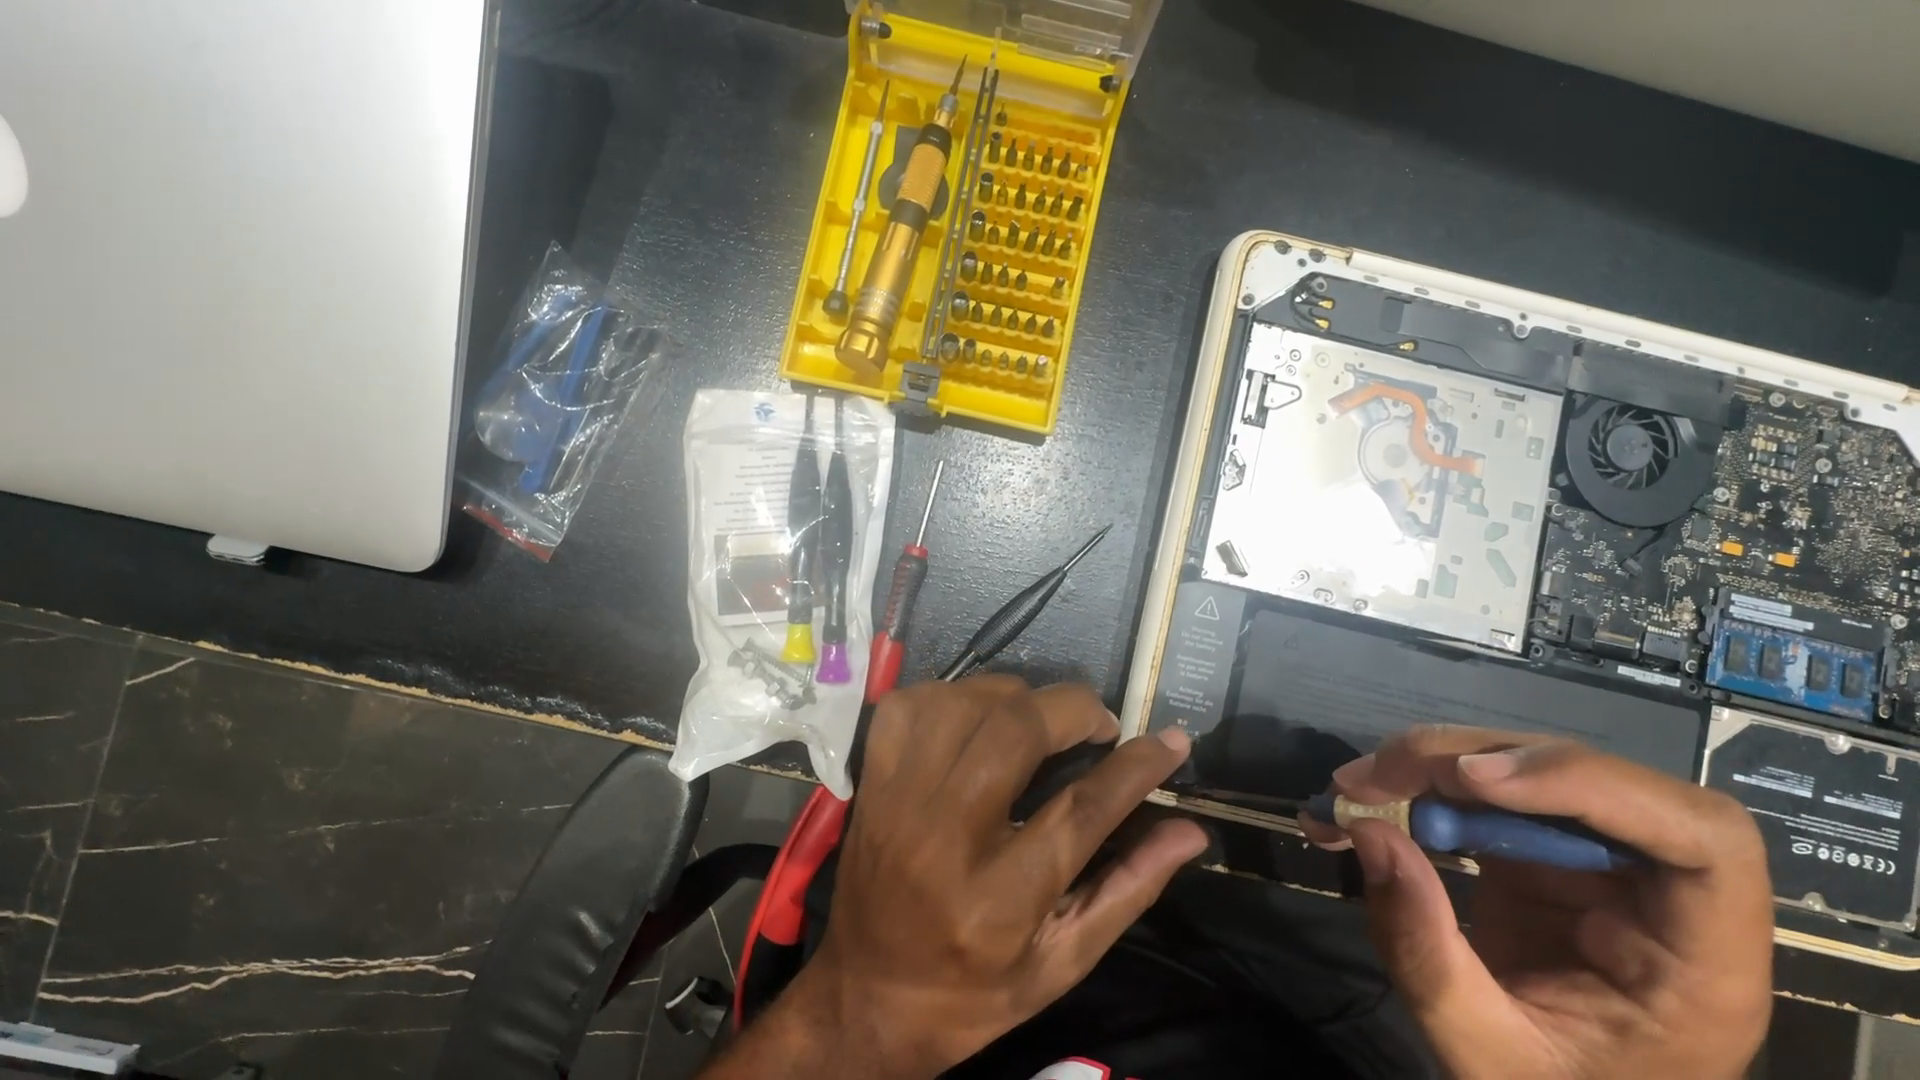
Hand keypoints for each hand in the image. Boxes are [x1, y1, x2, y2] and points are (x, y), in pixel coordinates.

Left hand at [709, 678, 1204, 1079]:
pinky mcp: (871, 782)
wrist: (865, 996)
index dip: (1136, 768)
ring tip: (1042, 718)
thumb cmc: (973, 993)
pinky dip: (952, 695)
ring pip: (962, 705)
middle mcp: (942, 839)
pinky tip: (977, 717)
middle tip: (1100, 723)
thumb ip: (1127, 889)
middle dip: (1073, 709)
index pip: (1081, 810)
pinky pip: (910, 706)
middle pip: (1014, 733)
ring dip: (1015, 696)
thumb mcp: (1062, 962)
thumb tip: (1189, 831)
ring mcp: (898, 802)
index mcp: (998, 901)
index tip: (1171, 742)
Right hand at [1299, 725, 1773, 1079]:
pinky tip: (1368, 802)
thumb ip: (1426, 954)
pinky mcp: (1548, 858)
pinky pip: (1490, 800)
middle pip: (1596, 783)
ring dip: (1436, 767)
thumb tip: (1369, 832)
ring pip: (1533, 774)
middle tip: (1372, 776)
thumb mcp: (1484, 1055)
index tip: (1472, 779)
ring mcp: (1603, 869)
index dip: (1592, 785)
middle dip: (1474, 761)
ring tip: (1352, 787)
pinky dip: (1423, 791)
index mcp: (1701, 964)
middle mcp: (1664, 895)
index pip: (1701, 838)